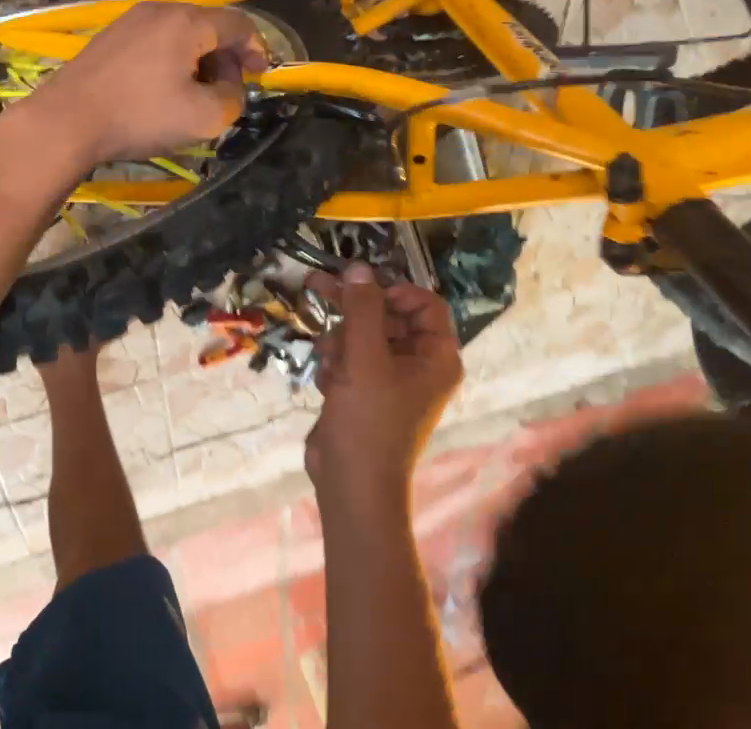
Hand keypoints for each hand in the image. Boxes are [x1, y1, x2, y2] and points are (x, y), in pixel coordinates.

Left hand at [14, 1, 267, 168]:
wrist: (65, 122)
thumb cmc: (139, 117)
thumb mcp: (204, 117)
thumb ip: (232, 98)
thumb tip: (230, 86)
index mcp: (188, 21)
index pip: (239, 23)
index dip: (257, 49)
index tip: (259, 77)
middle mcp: (159, 9)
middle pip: (208, 26)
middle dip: (225, 58)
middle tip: (226, 92)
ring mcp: (128, 21)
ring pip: (179, 34)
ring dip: (196, 61)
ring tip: (193, 96)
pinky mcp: (108, 38)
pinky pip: (153, 42)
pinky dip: (169, 61)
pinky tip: (159, 92)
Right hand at [304, 266, 464, 501]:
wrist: (352, 483)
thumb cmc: (369, 420)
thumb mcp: (365, 358)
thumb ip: (362, 310)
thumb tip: (358, 267)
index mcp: (436, 356)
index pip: (425, 304)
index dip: (393, 290)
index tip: (361, 289)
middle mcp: (418, 365)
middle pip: (387, 317)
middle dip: (352, 309)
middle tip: (314, 284)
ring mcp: (390, 380)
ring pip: (362, 337)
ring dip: (340, 342)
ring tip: (329, 362)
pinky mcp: (364, 394)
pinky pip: (350, 361)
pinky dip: (335, 366)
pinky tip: (328, 384)